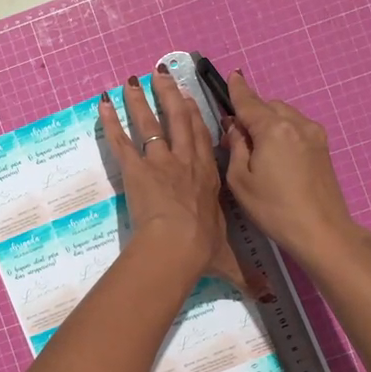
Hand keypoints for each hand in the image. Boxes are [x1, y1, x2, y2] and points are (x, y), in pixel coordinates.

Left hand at [97, 70, 253, 294]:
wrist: (178, 245)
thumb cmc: (203, 250)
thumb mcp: (229, 262)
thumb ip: (246, 275)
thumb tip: (267, 297)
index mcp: (208, 176)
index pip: (202, 138)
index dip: (195, 115)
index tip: (189, 97)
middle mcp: (186, 162)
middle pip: (177, 120)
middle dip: (169, 95)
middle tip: (160, 74)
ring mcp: (160, 162)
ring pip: (149, 123)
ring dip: (139, 101)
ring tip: (132, 81)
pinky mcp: (136, 168)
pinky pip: (120, 140)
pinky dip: (110, 121)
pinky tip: (103, 104)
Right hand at [223, 70, 367, 261]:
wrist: (321, 230)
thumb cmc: (273, 208)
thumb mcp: (240, 180)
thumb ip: (236, 148)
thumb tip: (236, 128)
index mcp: (273, 128)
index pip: (249, 101)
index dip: (237, 89)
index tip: (231, 75)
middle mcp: (296, 124)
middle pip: (269, 106)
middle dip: (252, 112)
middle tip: (235, 134)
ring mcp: (314, 134)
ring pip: (284, 116)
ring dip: (268, 122)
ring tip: (254, 146)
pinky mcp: (323, 148)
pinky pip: (296, 128)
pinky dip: (282, 131)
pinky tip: (274, 153)